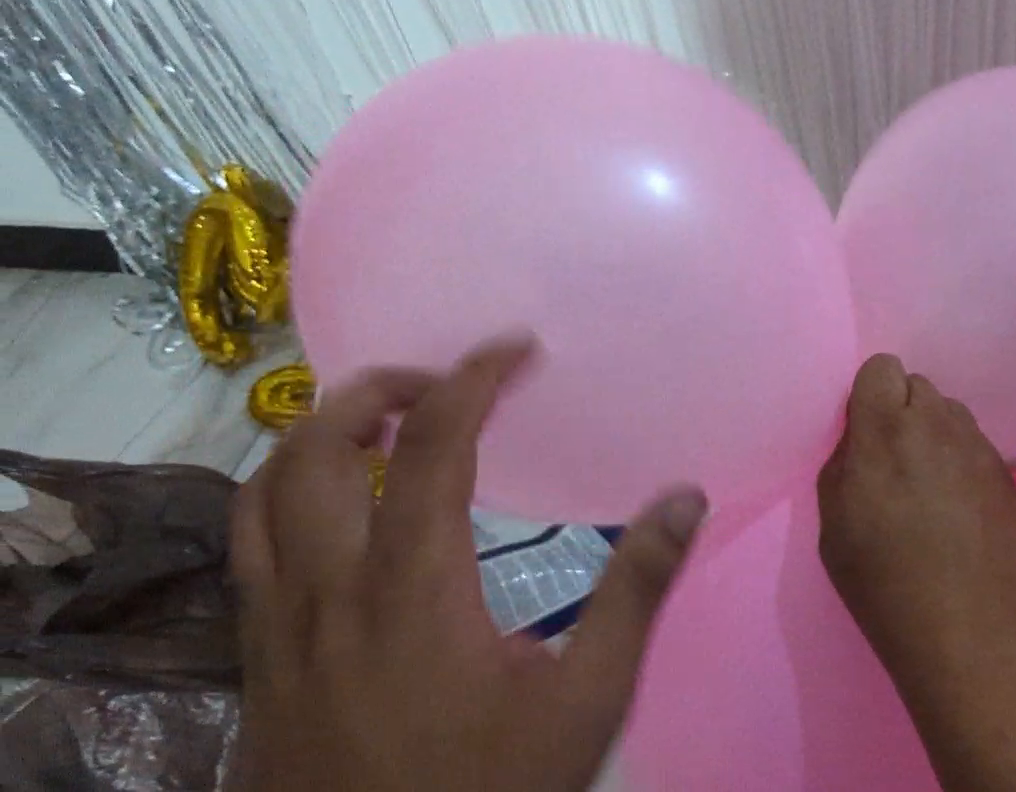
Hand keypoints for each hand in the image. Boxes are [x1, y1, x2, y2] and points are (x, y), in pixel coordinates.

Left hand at [228, 335, 707, 791]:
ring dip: (315, 437)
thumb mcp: (588, 695)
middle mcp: (327, 592)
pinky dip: (287, 496)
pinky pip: (251, 551)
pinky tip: (340, 514)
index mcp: (412, 587)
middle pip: (313, 454)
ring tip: (383, 423)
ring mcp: (276, 631)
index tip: (515, 346)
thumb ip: (638, 588)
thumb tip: (686, 496)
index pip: (431, 449)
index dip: (472, 381)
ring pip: (259, 499)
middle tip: (440, 378)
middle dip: (374, 391)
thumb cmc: (491, 786)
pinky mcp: (259, 667)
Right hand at [817, 355, 1015, 791]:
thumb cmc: (887, 588)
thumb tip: (861, 439)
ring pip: (951, 414)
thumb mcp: (834, 529)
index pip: (882, 367)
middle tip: (896, 464)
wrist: (973, 636)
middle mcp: (938, 424)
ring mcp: (980, 447)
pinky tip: (961, 510)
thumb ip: (845, 465)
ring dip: (935, 435)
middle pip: (918, 386)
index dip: (871, 396)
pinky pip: (976, 446)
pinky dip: (962, 463)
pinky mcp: (1009, 472)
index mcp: (886, 432)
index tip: (867, 433)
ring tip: (930, 489)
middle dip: (903, 413)